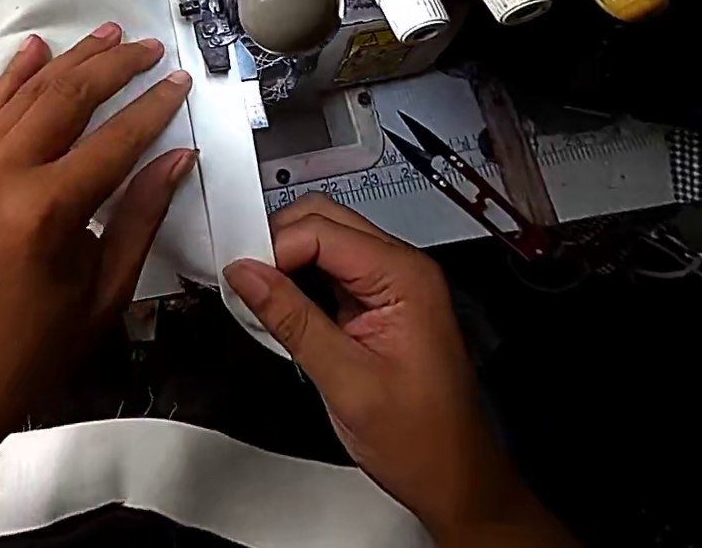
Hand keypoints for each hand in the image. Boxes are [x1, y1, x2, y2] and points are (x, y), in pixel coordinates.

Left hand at [0, 23, 194, 433]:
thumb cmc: (28, 353)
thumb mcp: (104, 292)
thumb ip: (142, 215)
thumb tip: (177, 159)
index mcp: (46, 210)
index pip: (115, 140)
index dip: (154, 107)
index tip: (180, 83)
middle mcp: (2, 175)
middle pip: (69, 97)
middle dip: (116, 66)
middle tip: (149, 48)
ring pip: (29, 93)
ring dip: (72, 59)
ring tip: (107, 35)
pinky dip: (14, 76)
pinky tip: (35, 49)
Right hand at [224, 196, 572, 546]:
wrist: (457, 482)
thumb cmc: (424, 442)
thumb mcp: (346, 382)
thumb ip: (292, 320)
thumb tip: (247, 274)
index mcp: (403, 275)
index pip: (321, 230)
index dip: (276, 248)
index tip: (245, 276)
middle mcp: (398, 266)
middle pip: (321, 218)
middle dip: (277, 242)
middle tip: (248, 279)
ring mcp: (387, 278)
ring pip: (320, 235)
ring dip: (285, 258)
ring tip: (262, 295)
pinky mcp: (373, 294)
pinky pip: (325, 263)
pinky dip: (296, 275)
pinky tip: (282, 304)